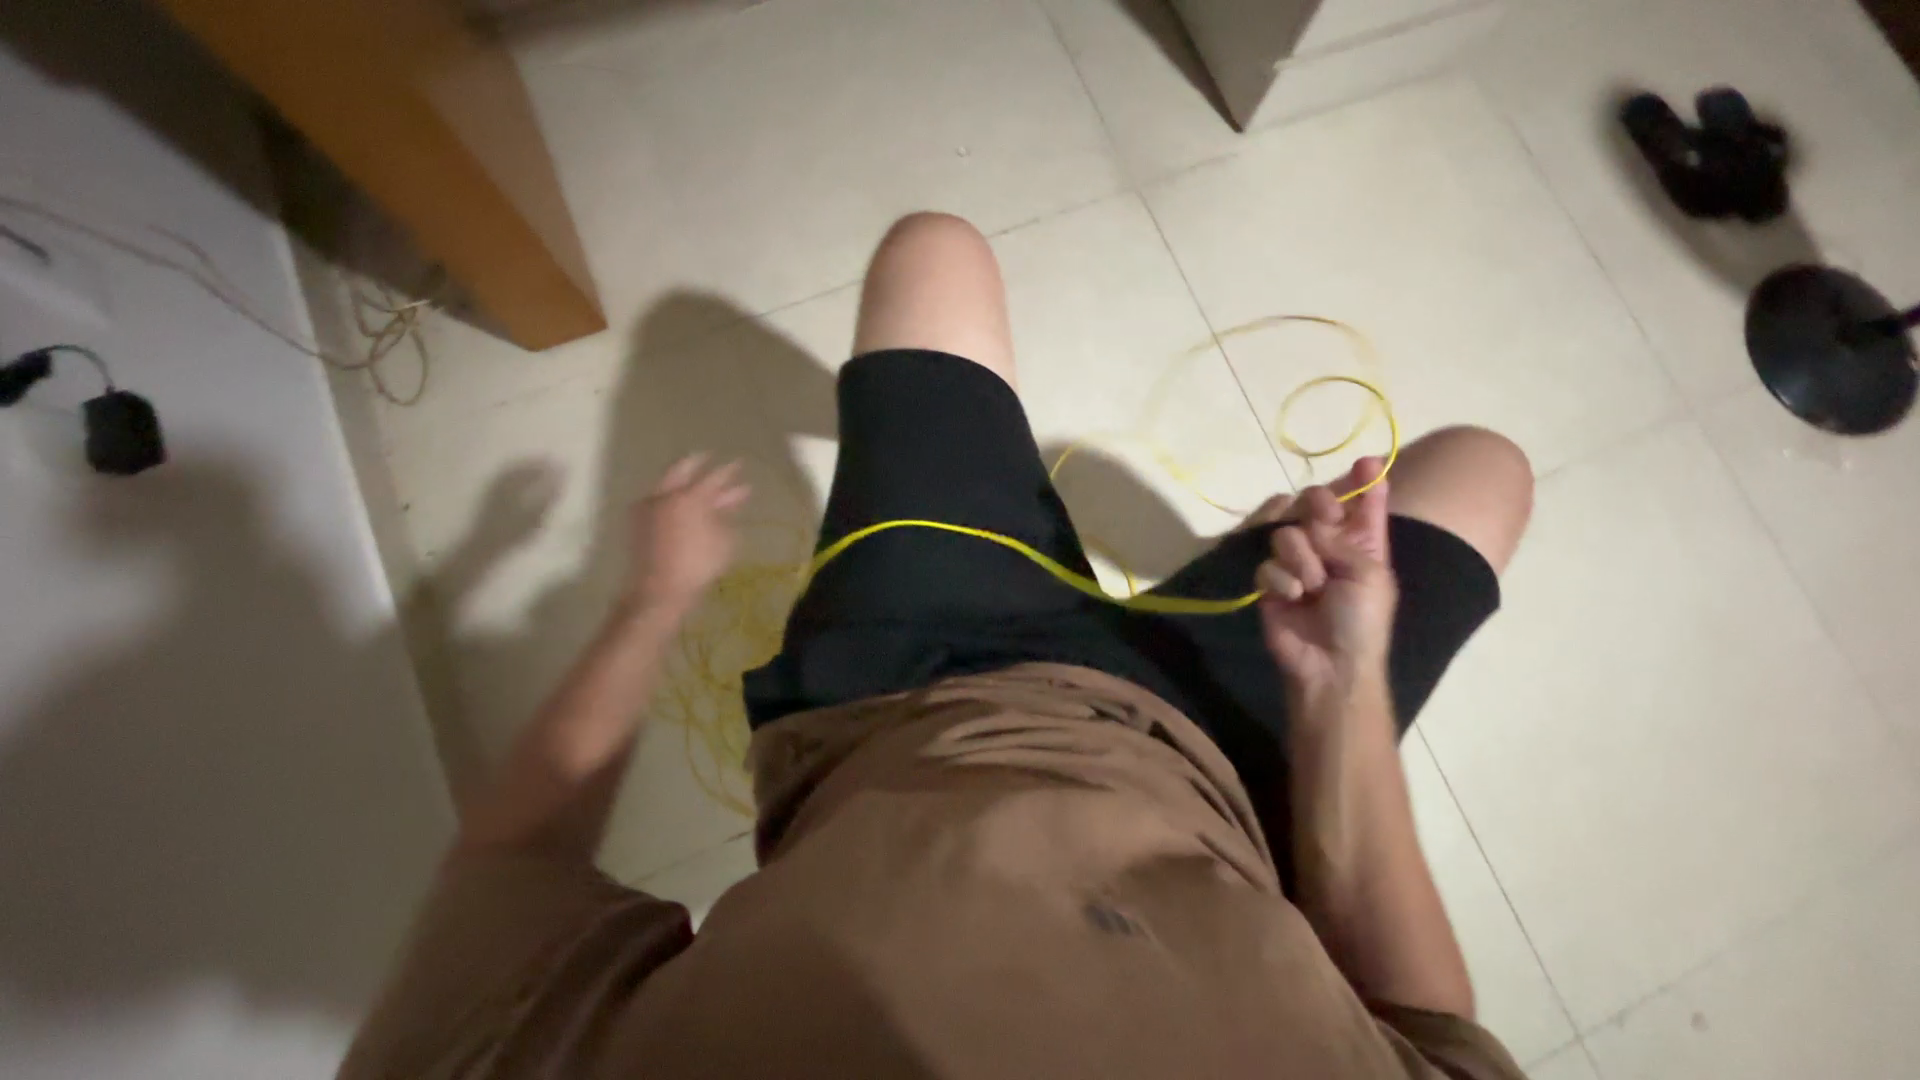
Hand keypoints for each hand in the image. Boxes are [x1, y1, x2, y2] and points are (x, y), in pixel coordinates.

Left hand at [628, 454, 750, 611]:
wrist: (659, 590)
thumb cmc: (698, 565)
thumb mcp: (724, 541)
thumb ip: (724, 517)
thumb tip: (722, 506)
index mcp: (690, 496)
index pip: (714, 477)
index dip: (729, 470)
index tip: (738, 463)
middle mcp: (666, 495)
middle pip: (683, 471)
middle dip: (698, 464)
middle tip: (708, 457)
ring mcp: (648, 508)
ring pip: (670, 486)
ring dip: (686, 484)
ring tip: (700, 485)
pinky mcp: (638, 523)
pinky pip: (660, 502)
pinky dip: (674, 499)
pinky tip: (685, 506)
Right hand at [1256, 457, 1396, 693]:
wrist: (1329, 664)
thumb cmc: (1362, 620)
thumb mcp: (1368, 573)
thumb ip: (1340, 537)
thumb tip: (1312, 518)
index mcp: (1363, 542)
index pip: (1363, 501)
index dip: (1365, 480)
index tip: (1366, 462)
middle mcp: (1328, 545)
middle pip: (1313, 503)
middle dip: (1318, 506)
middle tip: (1322, 518)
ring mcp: (1296, 562)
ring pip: (1285, 531)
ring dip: (1300, 558)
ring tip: (1311, 585)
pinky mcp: (1269, 581)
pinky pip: (1266, 563)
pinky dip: (1280, 580)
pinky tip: (1291, 599)